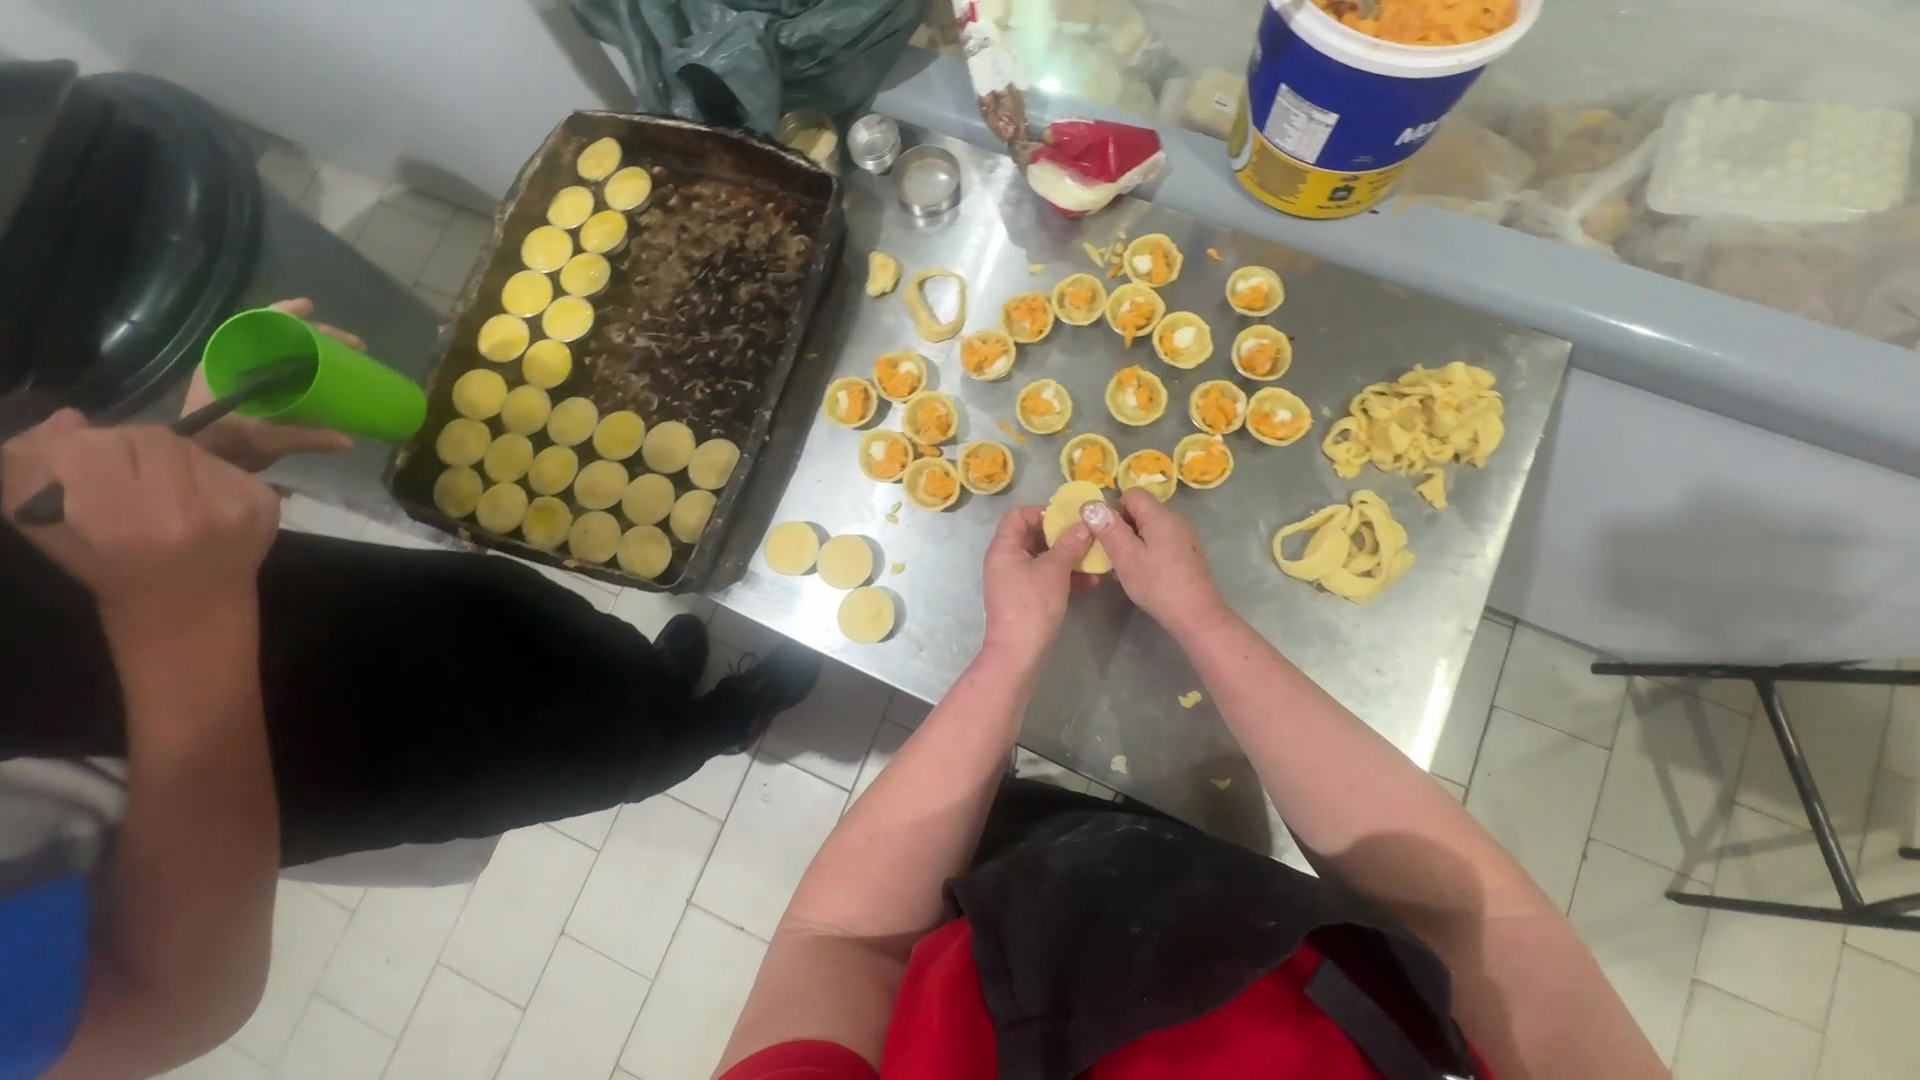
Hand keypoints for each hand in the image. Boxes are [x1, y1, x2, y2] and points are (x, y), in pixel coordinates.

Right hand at [2, 410, 280, 623]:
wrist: (193, 605)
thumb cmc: (113, 569)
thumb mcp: (52, 529)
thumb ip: (37, 472)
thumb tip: (69, 418)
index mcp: (122, 522)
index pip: (95, 445)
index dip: (83, 450)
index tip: (85, 468)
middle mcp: (186, 511)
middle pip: (148, 436)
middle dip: (128, 447)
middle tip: (126, 473)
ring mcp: (234, 504)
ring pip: (189, 445)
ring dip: (169, 458)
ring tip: (163, 489)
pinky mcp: (265, 500)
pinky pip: (224, 462)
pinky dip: (205, 471)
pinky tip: (198, 500)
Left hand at [184, 298, 356, 470]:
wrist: (196, 462)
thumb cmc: (221, 444)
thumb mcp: (263, 441)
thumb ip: (305, 438)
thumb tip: (348, 441)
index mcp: (230, 364)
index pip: (257, 326)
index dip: (284, 314)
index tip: (310, 306)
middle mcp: (238, 365)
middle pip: (279, 339)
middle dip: (317, 337)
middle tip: (353, 345)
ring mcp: (248, 379)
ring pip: (285, 355)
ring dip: (317, 353)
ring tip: (349, 358)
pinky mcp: (258, 395)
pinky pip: (286, 373)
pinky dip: (310, 371)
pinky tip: (331, 377)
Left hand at [979, 505, 1095, 664]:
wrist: (1018, 653)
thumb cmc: (1032, 605)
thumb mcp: (1054, 570)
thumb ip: (1069, 544)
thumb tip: (1084, 525)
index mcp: (1004, 548)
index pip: (1018, 515)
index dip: (1042, 512)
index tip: (1068, 518)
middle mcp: (1005, 560)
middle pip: (1032, 536)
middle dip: (1061, 536)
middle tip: (1086, 537)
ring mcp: (1014, 580)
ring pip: (1042, 558)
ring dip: (1068, 558)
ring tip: (1095, 560)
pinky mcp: (1024, 598)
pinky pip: (1045, 578)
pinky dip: (1064, 576)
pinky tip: (1090, 581)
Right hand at [1079, 489, 1226, 633]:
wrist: (1196, 615)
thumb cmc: (1157, 585)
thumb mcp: (1126, 556)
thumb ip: (1108, 528)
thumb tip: (1090, 504)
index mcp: (1161, 516)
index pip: (1132, 494)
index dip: (1114, 510)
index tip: (1107, 536)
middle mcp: (1176, 521)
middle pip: (1142, 511)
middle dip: (1122, 528)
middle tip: (1113, 555)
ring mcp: (1185, 538)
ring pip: (1151, 528)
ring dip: (1134, 542)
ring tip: (1126, 568)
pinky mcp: (1189, 554)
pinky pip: (1162, 542)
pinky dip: (1148, 552)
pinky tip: (1145, 574)